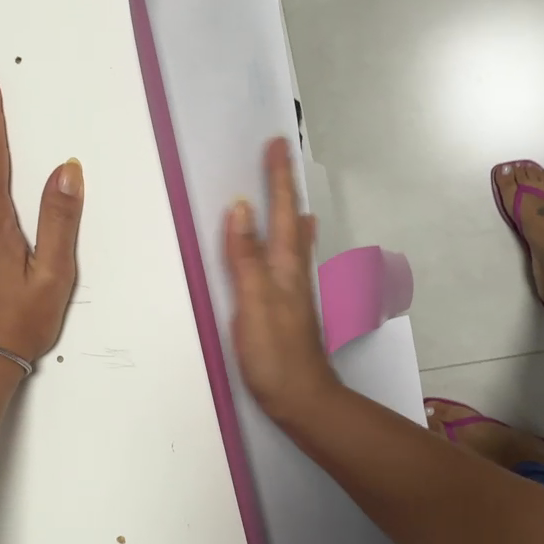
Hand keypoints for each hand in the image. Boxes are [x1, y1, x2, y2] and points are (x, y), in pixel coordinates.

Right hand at [223, 137, 339, 421]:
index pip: (283, 212)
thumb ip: (246, 256)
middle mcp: (294, 273)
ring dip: (291, 214)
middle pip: (293, 221)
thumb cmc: (275, 353)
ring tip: (293, 197)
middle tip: (281, 159)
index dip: (279, 178)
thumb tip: (240, 207)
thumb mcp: (254, 302)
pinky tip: (294, 250)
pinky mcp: (291, 310)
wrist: (303, 399)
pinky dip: (290, 243)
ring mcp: (295, 292)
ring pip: (295, 241)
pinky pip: (290, 261)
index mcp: (285, 266)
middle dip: (286, 190)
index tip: (277, 144)